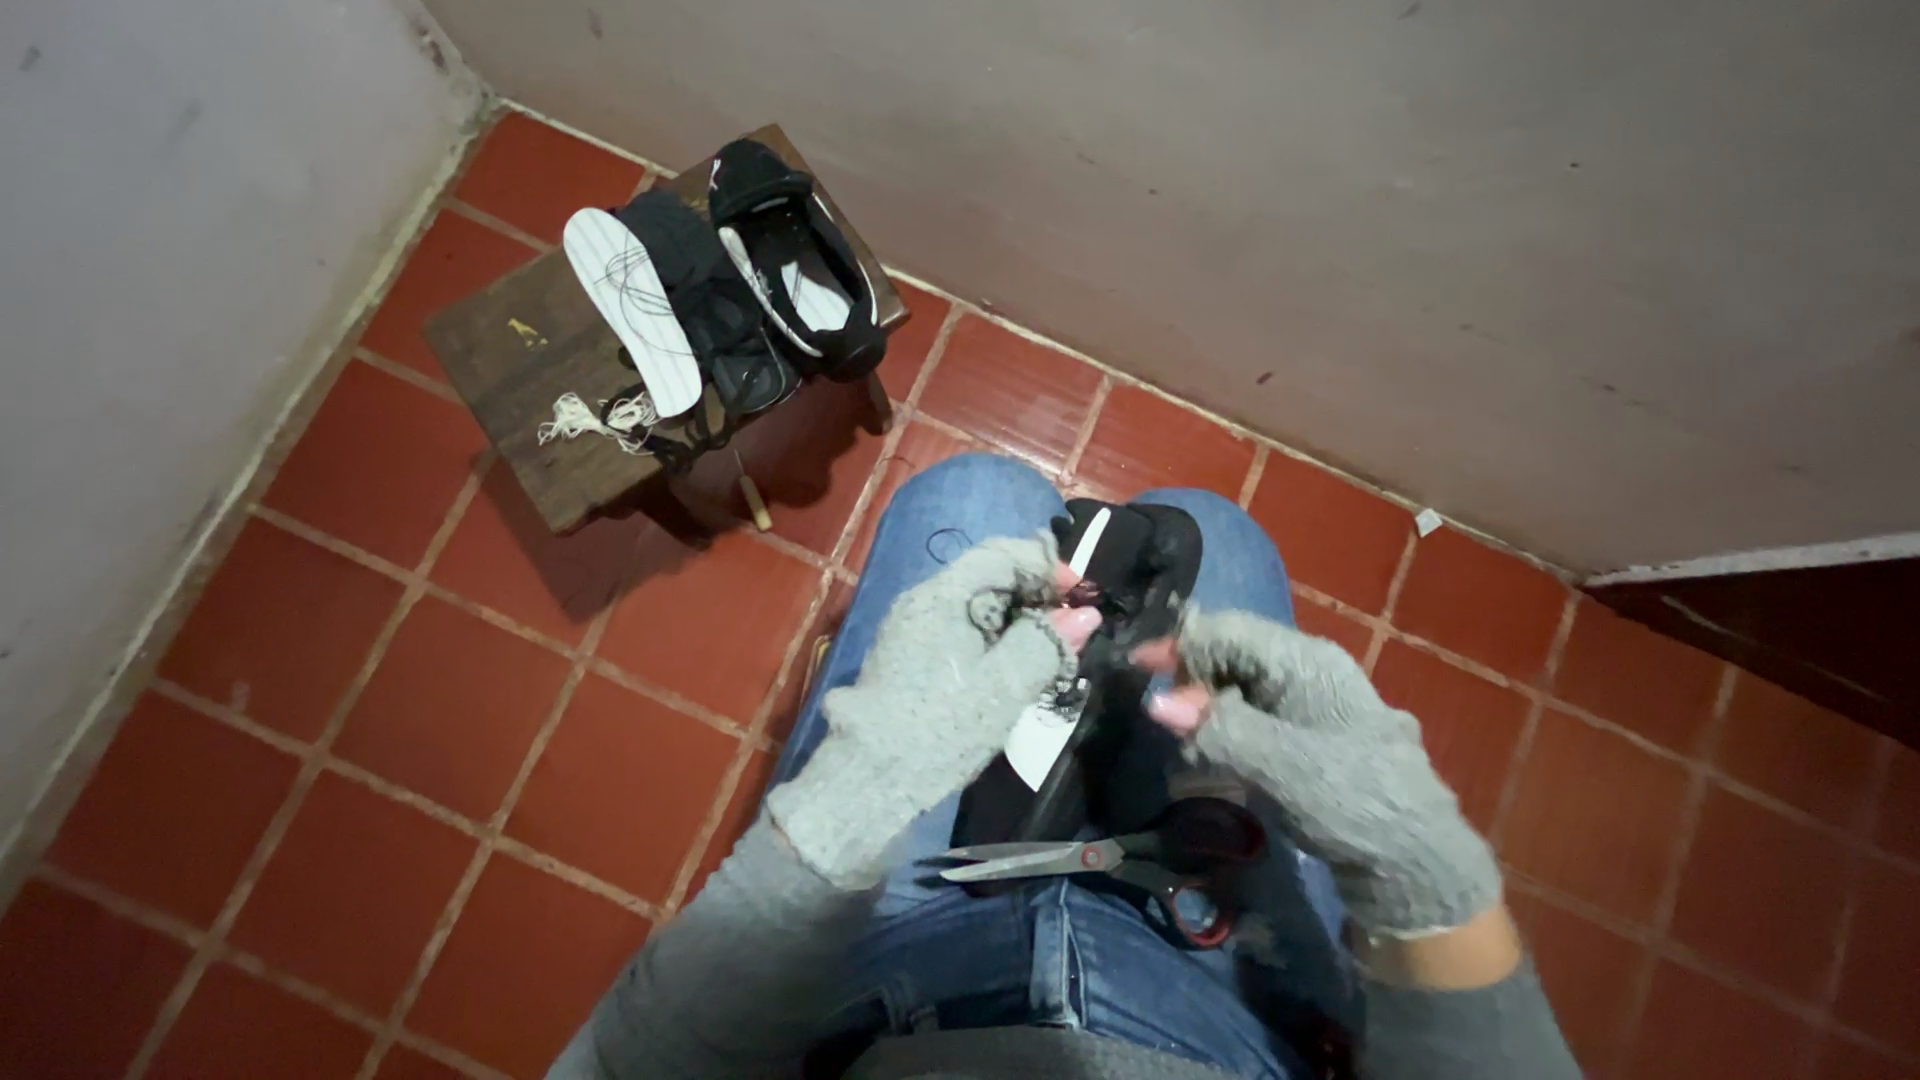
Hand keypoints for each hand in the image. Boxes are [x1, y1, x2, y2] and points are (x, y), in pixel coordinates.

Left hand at [767, 535, 1100, 885]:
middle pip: (986, 576)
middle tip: (1069, 626)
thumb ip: (1046, 644)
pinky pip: (958, 626)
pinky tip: (1009, 665)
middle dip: (1033, 593)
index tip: (1079, 594)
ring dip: (1015, 617)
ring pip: (974, 603)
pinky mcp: (907, 653)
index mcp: (943, 596)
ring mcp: (910, 627)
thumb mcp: (1004, 686)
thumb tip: (1084, 614)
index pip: (1000, 554)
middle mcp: (921, 600)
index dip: (1045, 566)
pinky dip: (991, 635)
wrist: (873, 775)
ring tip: (1047, 649)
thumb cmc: (943, 726)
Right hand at [1131, 609, 1500, 936]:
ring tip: (1188, 748)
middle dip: (1191, 682)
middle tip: (1167, 721)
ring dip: (1205, 711)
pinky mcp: (1306, 733)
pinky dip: (1225, 731)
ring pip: (1237, 687)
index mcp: (1306, 662)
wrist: (1417, 865)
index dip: (1179, 644)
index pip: (1229, 630)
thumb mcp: (1282, 765)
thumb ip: (1219, 730)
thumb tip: (1155, 703)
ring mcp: (1309, 703)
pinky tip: (1213, 760)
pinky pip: (1252, 715)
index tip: (1137, 668)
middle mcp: (1307, 671)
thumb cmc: (1354, 802)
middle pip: (1230, 655)